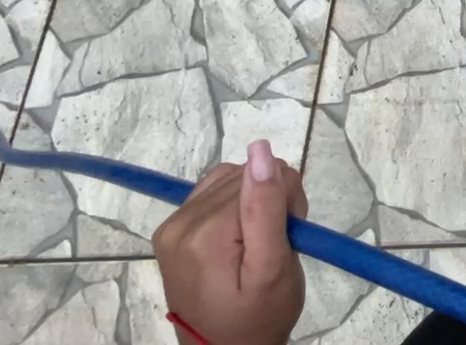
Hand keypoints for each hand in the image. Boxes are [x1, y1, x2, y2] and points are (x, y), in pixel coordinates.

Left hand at [152, 140, 308, 344]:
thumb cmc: (260, 316)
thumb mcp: (273, 265)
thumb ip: (266, 207)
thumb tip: (260, 149)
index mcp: (204, 233)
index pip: (262, 177)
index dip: (288, 197)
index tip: (292, 231)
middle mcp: (180, 222)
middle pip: (248, 175)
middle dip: (275, 198)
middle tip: (280, 240)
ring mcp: (173, 225)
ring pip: (236, 177)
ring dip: (260, 197)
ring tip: (265, 237)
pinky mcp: (175, 228)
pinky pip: (219, 188)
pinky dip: (241, 201)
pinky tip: (247, 230)